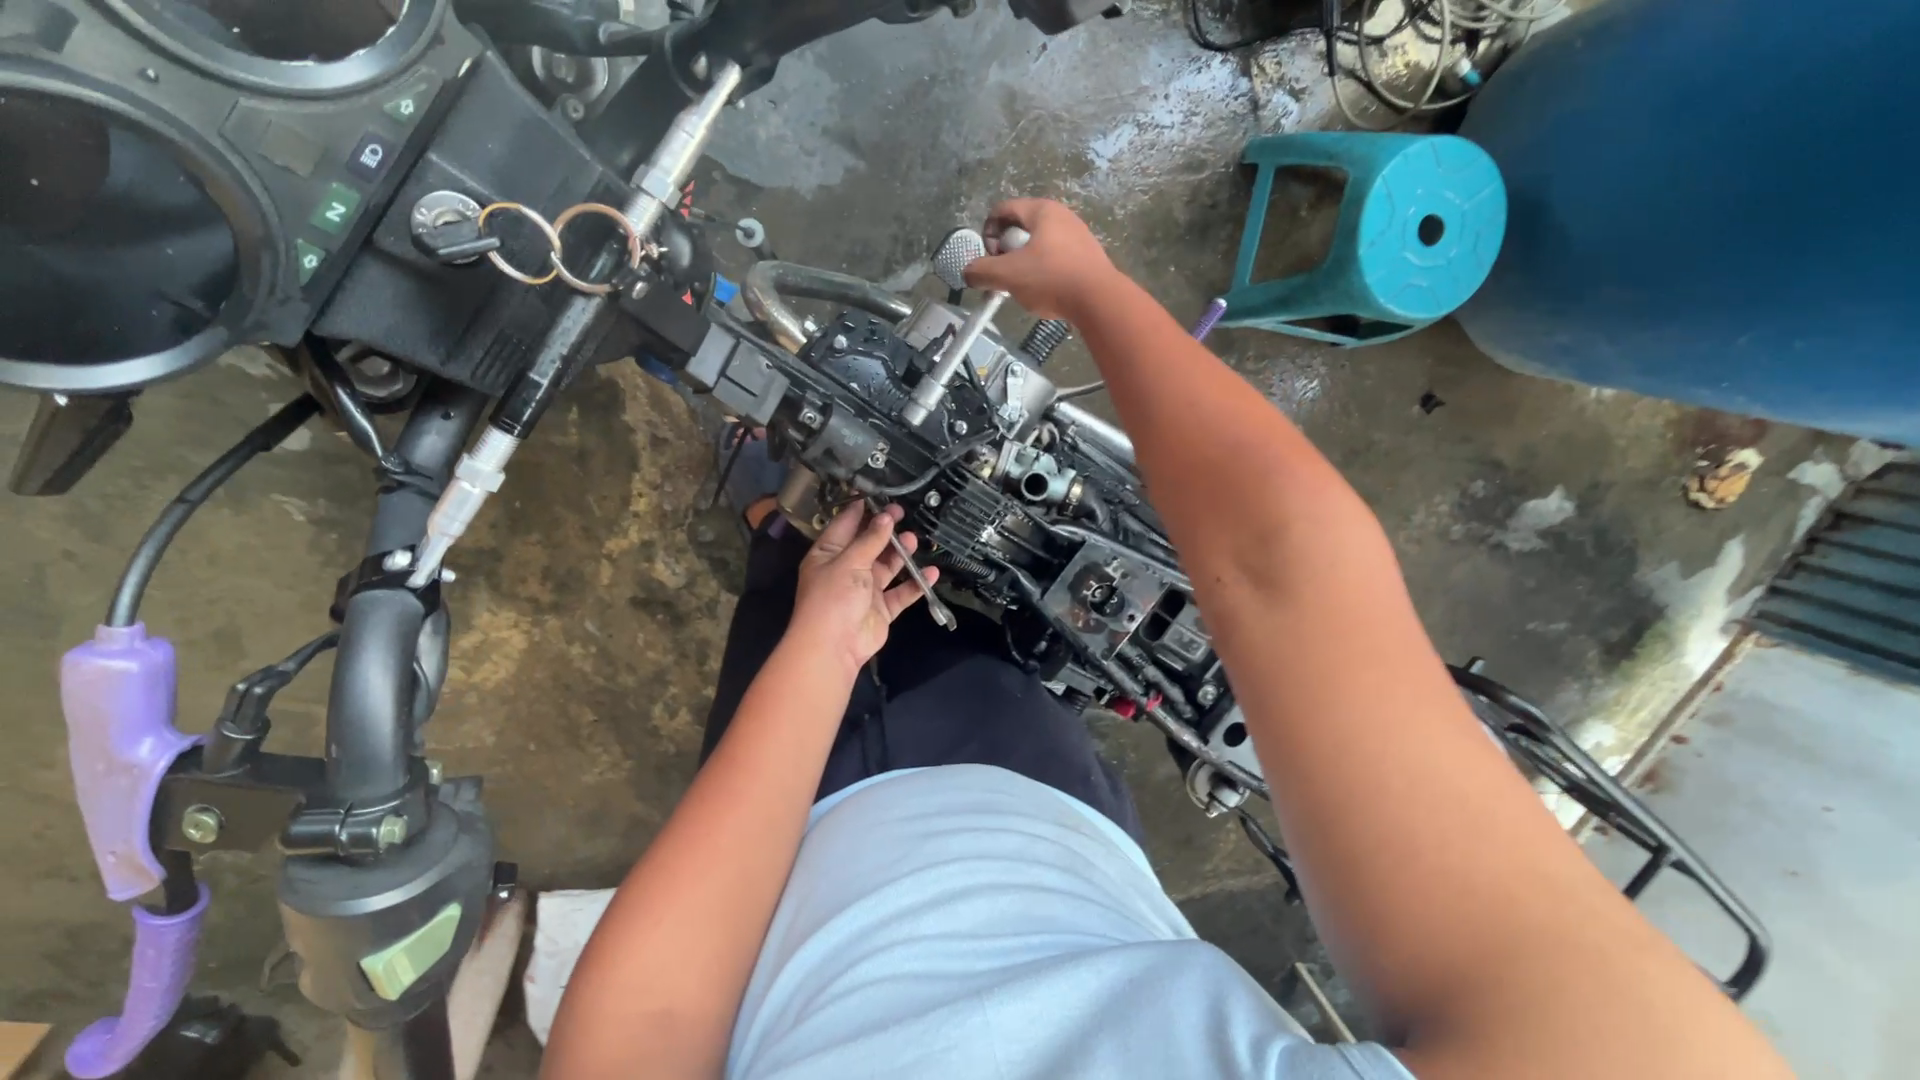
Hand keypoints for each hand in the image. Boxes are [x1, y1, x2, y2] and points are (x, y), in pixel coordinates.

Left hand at [788, 503, 938, 677]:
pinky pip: (901, 592)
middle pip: (869, 545)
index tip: (880, 495)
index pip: (844, 526)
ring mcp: (865, 590)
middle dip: (886, 531)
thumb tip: (885, 518)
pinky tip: (931, 572)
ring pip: (887, 567)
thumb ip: (870, 540)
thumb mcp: (849, 562)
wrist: (834, 646)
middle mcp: (846, 569)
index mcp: (828, 554)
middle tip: (904, 513)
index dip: (861, 510)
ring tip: (914, 540)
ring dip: (901, 554)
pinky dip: (915, 583)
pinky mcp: (881, 609)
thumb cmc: (833, 598)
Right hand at [964, 198, 1119, 320]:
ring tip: (1023, 286)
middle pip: (1021, 226)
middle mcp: (1061, 215)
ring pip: (1039, 243)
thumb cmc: (1051, 279)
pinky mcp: (1087, 256)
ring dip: (1024, 262)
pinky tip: (1045, 291)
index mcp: (1042, 210)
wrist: (1099, 300)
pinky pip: (1056, 257)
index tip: (990, 259)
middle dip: (1006, 250)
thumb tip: (968, 272)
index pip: (1003, 209)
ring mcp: (1078, 235)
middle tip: (1004, 273)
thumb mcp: (1008, 275)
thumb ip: (982, 271)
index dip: (988, 232)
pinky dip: (1044, 270)